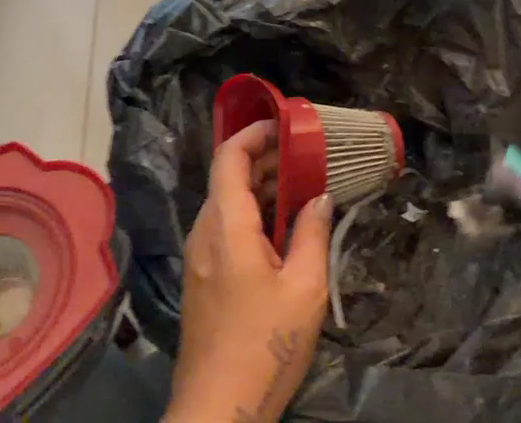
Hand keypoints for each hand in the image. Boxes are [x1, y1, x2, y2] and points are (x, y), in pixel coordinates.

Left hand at [165, 120, 333, 422]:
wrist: (219, 409)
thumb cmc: (265, 343)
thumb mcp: (304, 287)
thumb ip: (312, 233)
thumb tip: (320, 197)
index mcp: (226, 227)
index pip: (229, 158)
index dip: (255, 133)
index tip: (289, 125)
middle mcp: (206, 234)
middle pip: (229, 178)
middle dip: (267, 159)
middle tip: (309, 155)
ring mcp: (201, 259)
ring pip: (228, 204)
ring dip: (262, 187)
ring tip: (305, 185)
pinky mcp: (204, 279)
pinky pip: (227, 229)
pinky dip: (255, 214)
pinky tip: (286, 227)